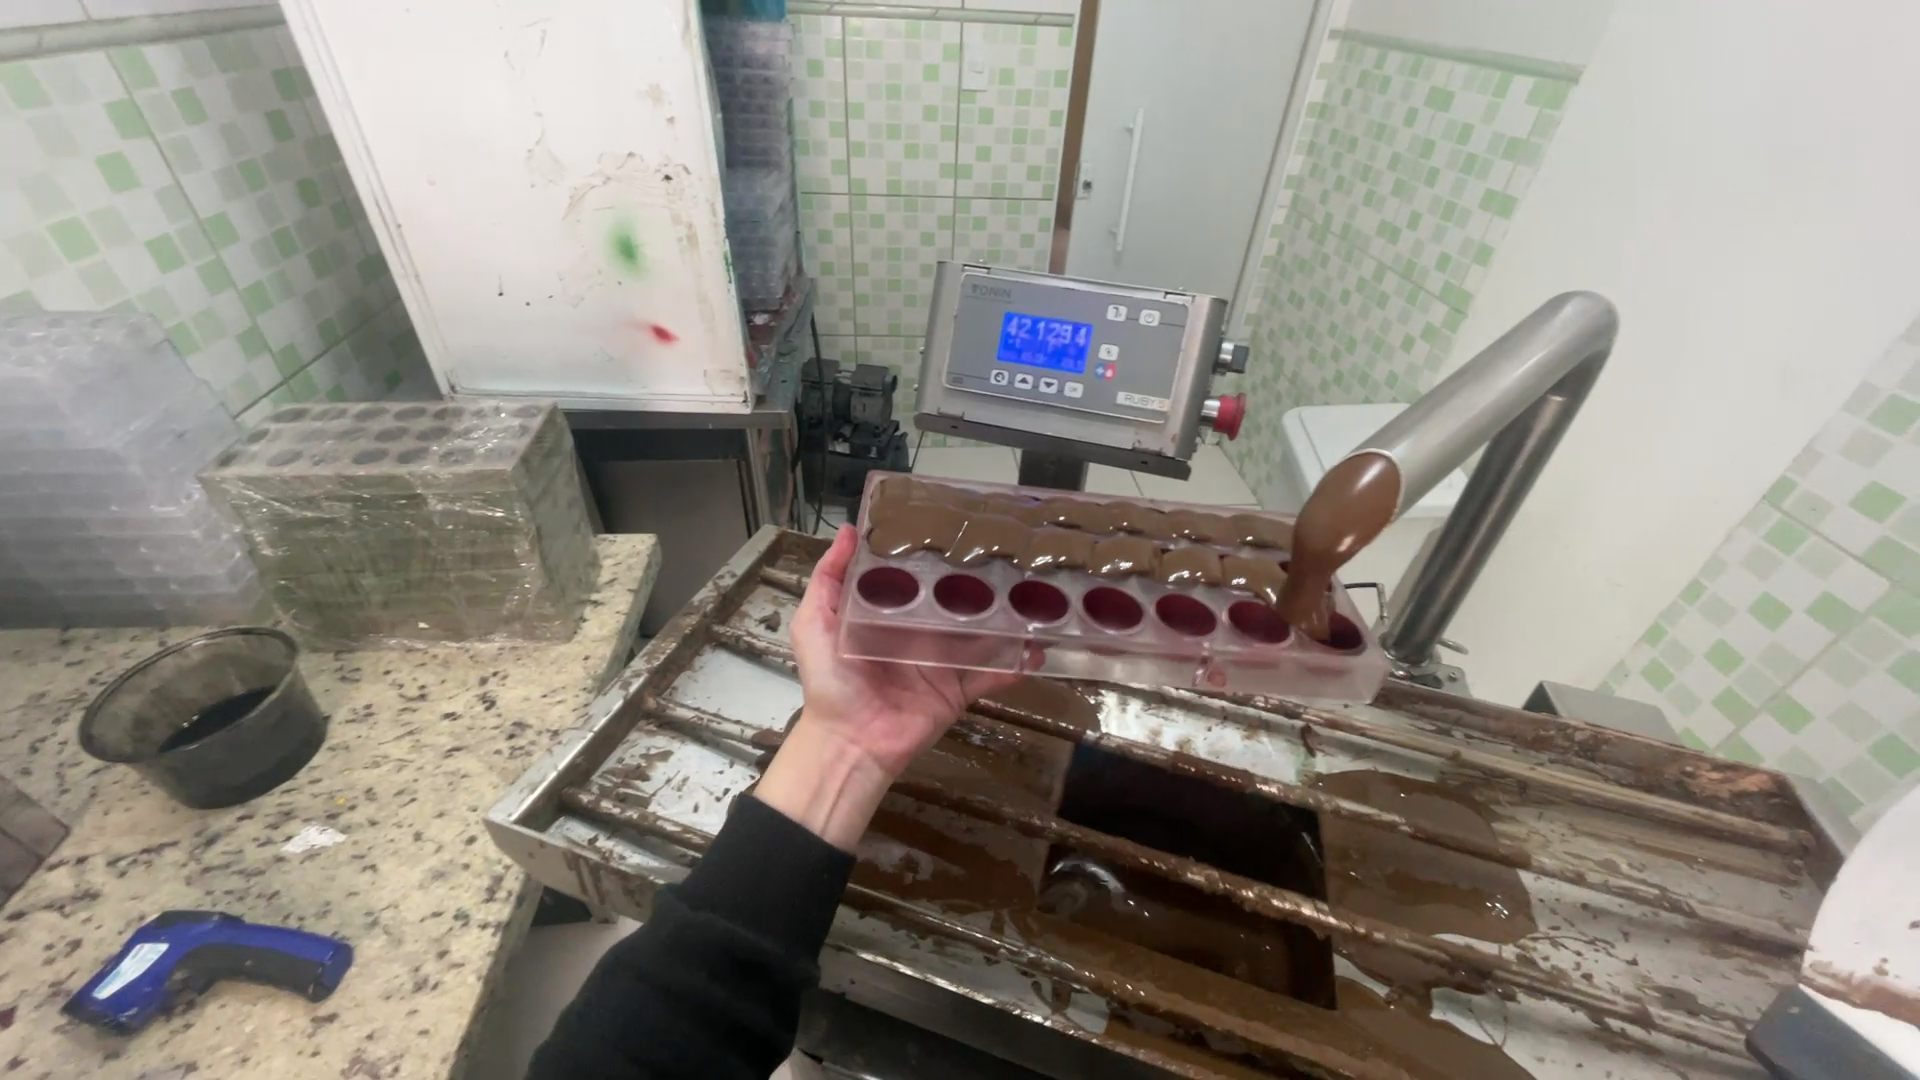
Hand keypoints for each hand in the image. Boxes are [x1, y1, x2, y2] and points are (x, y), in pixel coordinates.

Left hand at [756, 525, 1022, 848]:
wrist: (848, 742)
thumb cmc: (830, 680)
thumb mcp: (815, 622)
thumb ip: (828, 578)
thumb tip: (848, 531)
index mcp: (887, 617)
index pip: (915, 581)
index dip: (933, 560)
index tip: (958, 531)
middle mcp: (918, 635)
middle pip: (954, 605)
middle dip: (978, 585)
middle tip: (1009, 557)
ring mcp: (943, 664)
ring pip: (979, 636)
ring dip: (1004, 620)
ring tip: (1034, 595)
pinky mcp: (958, 691)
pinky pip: (991, 676)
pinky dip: (1014, 665)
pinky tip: (1036, 648)